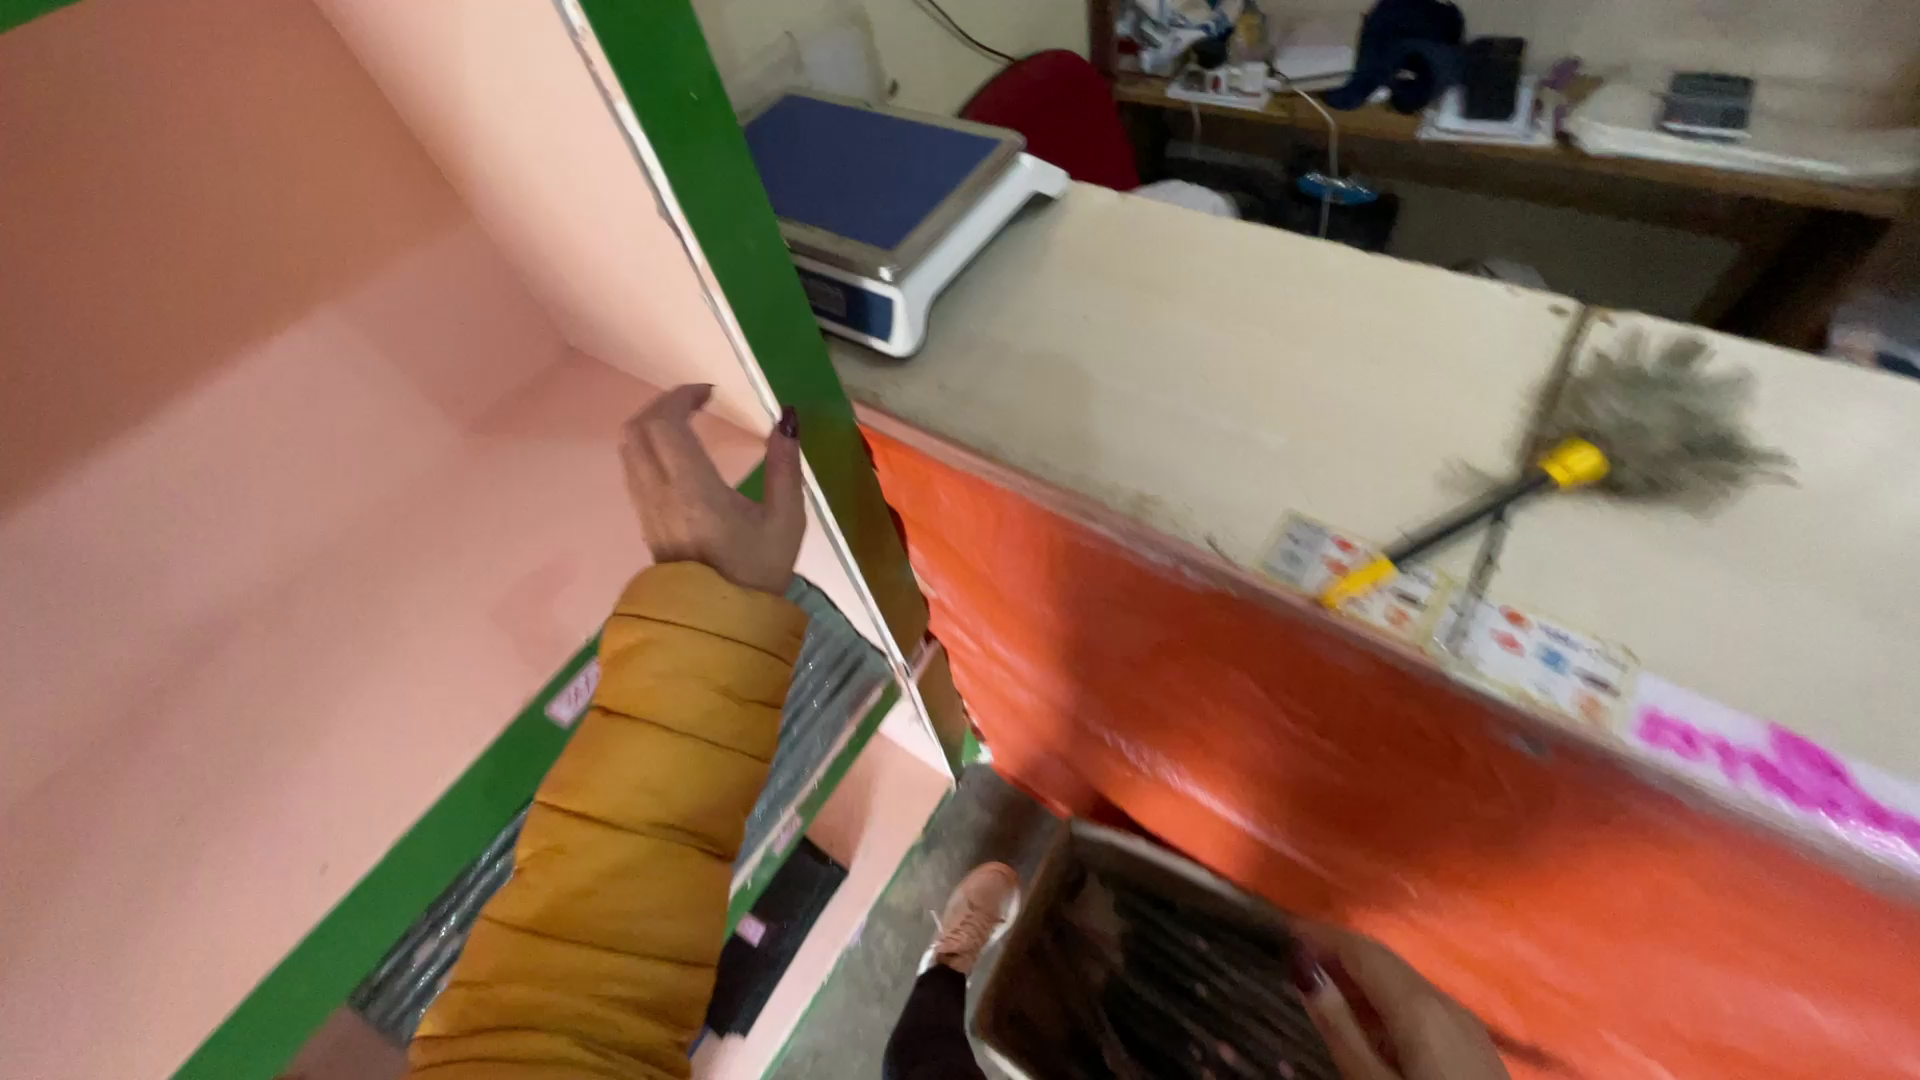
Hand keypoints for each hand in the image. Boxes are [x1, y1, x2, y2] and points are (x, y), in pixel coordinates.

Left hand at [620, 384, 804, 594]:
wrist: (721, 623)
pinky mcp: (644, 521)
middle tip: (698, 402)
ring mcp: (646, 508)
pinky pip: (633, 468)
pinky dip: (649, 447)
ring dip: (653, 424)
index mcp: (693, 490)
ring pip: (629, 448)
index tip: (710, 393)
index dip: (683, 397)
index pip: (667, 424)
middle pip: (639, 428)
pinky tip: (678, 454)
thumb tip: (787, 421)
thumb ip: (785, 467)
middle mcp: (660, 494)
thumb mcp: (786, 520)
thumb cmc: (757, 571)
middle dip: (665, 404)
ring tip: (687, 422)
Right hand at [1292, 922, 1510, 1079]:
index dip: (1320, 935)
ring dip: (1360, 975)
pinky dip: (1384, 998)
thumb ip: (1338, 1025)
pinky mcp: (1473, 1044)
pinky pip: (1419, 1003)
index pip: (1361, 948)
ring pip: (1401, 979)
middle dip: (1337, 951)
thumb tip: (1304, 969)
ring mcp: (1465, 1022)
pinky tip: (1366, 1019)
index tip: (1282, 933)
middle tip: (1295, 958)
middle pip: (1383, 959)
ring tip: (1322, 987)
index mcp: (1418, 1005)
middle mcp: (1444, 1000)